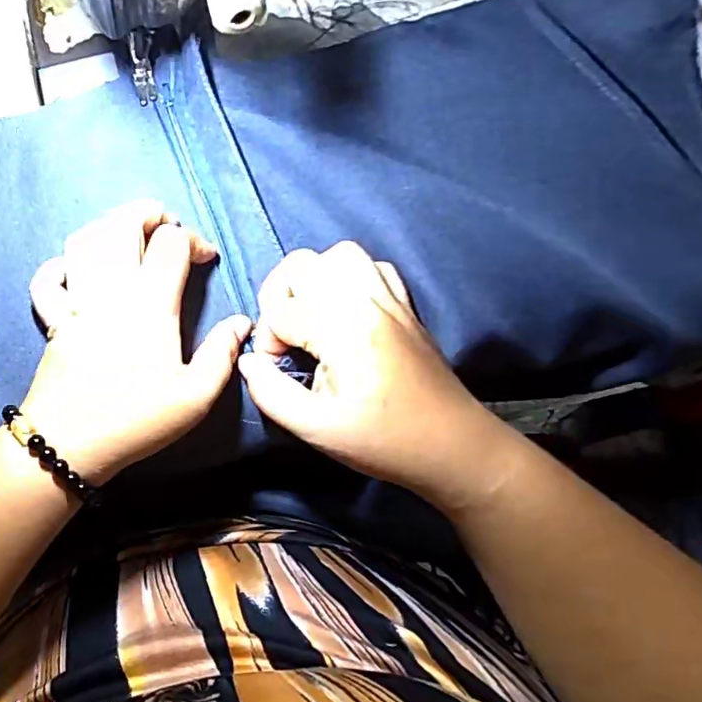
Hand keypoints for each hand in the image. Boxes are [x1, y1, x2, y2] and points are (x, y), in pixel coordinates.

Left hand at [20, 200, 249, 483]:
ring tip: (130, 237)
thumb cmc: (137, 420)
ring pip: (85, 239)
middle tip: (167, 226)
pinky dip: (62, 264)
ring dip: (109, 226)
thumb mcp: (195, 396)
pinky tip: (78, 271)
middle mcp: (111, 290)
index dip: (194, 240)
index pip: (171, 243)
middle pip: (123, 223)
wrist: (70, 443)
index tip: (206, 259)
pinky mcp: (52, 319)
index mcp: (151, 304)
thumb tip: (241, 322)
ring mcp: (76, 301)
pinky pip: (48, 278)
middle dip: (149, 213)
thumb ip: (222, 354)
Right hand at [238, 241, 516, 513]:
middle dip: (280, 296)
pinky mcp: (405, 306)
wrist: (453, 445)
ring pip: (340, 255)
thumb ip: (271, 394)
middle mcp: (368, 303)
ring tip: (309, 315)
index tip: (276, 366)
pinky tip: (343, 311)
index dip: (267, 338)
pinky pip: (372, 267)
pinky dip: (348, 279)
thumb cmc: (385, 442)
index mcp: (345, 331)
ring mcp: (391, 300)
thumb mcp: (317, 429)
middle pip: (305, 264)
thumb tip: (248, 363)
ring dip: (313, 279)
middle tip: (284, 335)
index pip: (283, 310)